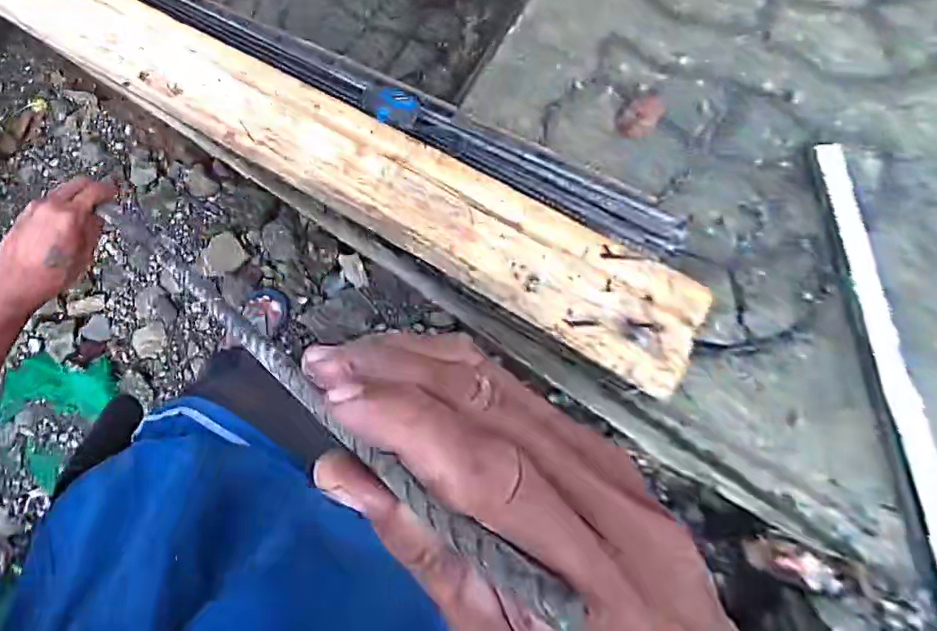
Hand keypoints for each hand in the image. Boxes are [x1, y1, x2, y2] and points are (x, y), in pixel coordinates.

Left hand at [0, 176, 115, 315]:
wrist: (13, 285)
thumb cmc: (44, 278)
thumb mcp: (82, 258)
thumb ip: (92, 232)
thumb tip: (96, 220)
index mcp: (69, 216)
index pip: (94, 190)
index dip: (108, 190)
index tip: (112, 192)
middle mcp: (51, 206)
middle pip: (77, 183)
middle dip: (91, 187)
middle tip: (99, 198)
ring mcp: (35, 208)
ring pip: (61, 191)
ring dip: (73, 197)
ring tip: (79, 215)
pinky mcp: (24, 214)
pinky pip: (47, 202)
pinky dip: (57, 206)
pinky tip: (59, 223)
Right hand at [304, 333, 733, 630]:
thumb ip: (421, 550)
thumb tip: (339, 474)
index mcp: (600, 579)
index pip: (485, 468)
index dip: (402, 421)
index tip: (332, 399)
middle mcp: (615, 501)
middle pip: (488, 402)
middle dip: (391, 370)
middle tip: (321, 364)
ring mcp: (613, 464)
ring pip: (497, 378)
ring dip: (409, 357)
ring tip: (346, 357)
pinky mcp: (598, 444)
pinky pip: (511, 385)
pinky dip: (443, 366)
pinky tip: (399, 364)